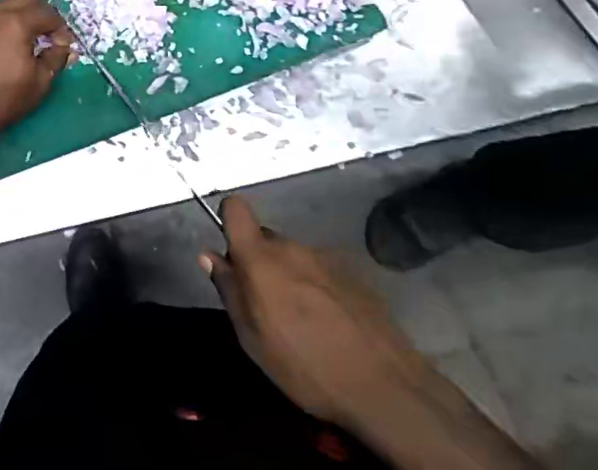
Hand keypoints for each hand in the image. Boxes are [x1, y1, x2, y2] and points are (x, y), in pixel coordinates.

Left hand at [0, 0, 71, 142]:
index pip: (47, 13)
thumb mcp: (41, 80)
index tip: (63, 45)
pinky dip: (5, 20)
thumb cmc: (5, 97)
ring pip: (7, 4)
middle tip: (49, 35)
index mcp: (15, 23)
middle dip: (43, 13)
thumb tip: (63, 46)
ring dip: (23, 15)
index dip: (61, 28)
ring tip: (29, 39)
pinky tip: (9, 42)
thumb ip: (56, 57)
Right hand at [201, 196, 440, 429]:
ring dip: (292, 277)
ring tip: (305, 319)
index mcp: (260, 256)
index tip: (232, 251)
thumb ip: (228, 289)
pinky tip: (333, 325)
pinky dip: (321, 290)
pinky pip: (325, 274)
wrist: (389, 390)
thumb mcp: (251, 336)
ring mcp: (329, 260)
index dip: (229, 219)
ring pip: (296, 258)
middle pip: (266, 239)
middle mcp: (293, 247)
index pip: (236, 208)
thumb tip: (208, 256)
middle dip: (261, 261)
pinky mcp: (358, 278)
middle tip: (267, 302)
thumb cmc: (305, 364)